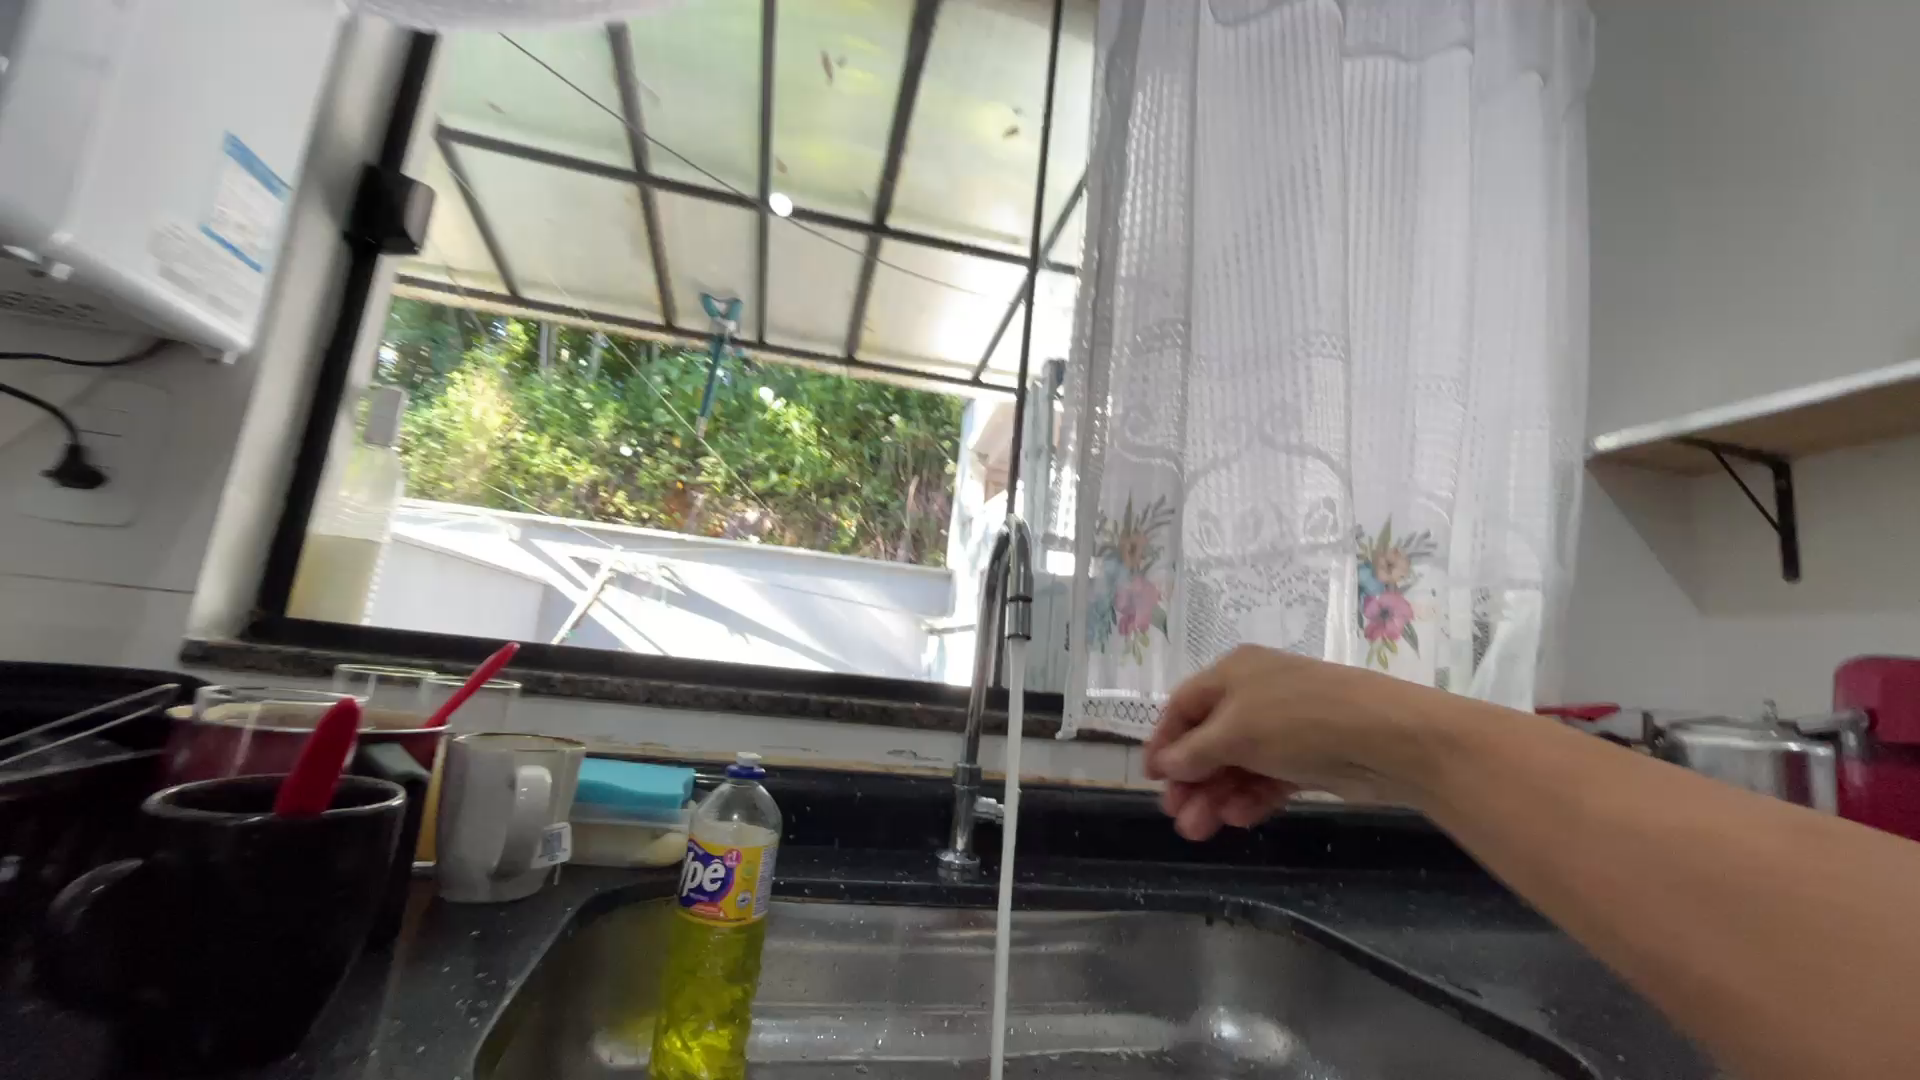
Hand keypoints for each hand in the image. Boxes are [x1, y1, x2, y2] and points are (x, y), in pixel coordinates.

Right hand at [1143, 646, 1444, 839]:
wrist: (1391, 739)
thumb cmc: (1298, 720)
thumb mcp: (1235, 733)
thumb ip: (1194, 752)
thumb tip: (1164, 764)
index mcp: (1232, 673)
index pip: (1183, 706)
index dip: (1164, 741)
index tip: (1152, 779)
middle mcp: (1255, 695)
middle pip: (1209, 740)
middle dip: (1191, 780)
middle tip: (1177, 818)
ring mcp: (1284, 727)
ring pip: (1237, 764)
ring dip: (1217, 796)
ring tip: (1200, 831)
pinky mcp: (1309, 758)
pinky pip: (1268, 778)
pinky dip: (1251, 797)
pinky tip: (1238, 819)